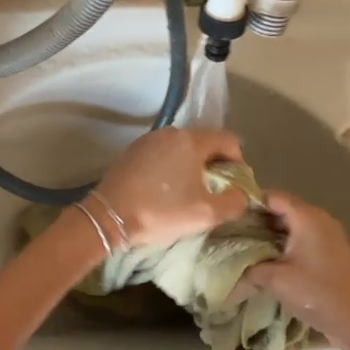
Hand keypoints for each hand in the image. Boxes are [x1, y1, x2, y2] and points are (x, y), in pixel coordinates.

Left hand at [93, 128, 248, 247]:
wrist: (109, 217)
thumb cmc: (161, 211)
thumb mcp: (206, 214)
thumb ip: (234, 202)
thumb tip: (240, 194)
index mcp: (192, 141)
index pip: (229, 140)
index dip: (238, 162)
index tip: (233, 184)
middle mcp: (170, 133)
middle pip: (204, 142)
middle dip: (214, 165)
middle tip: (212, 191)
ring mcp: (148, 140)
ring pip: (181, 148)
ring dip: (190, 166)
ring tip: (187, 191)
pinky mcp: (131, 151)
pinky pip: (161, 154)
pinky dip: (169, 167)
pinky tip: (163, 189)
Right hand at [245, 189, 349, 349]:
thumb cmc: (317, 294)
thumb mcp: (275, 280)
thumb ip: (251, 267)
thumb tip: (236, 262)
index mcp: (307, 217)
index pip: (273, 196)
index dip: (250, 202)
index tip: (229, 215)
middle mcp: (320, 219)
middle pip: (284, 208)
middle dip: (259, 219)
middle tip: (234, 232)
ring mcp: (329, 235)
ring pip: (294, 224)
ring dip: (272, 233)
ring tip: (247, 246)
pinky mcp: (332, 251)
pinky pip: (304, 237)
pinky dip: (286, 242)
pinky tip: (270, 259)